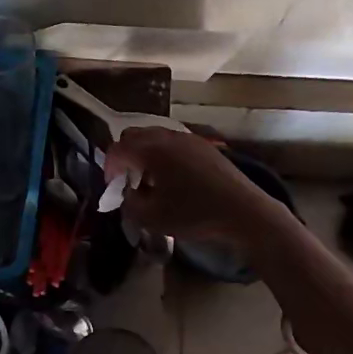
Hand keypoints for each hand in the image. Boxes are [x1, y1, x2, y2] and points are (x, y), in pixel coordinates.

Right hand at [104, 127, 288, 242]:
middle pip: (133, 135)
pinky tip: (172, 178)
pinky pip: (172, 142)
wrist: (243, 212)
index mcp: (151, 151)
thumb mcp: (151, 218)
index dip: (109, 167)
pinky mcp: (204, 146)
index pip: (117, 149)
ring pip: (154, 136)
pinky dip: (163, 154)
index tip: (112, 187)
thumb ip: (129, 203)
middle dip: (124, 156)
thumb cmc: (194, 215)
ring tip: (150, 180)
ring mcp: (188, 138)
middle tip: (127, 180)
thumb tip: (127, 193)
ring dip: (144, 154)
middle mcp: (167, 137)